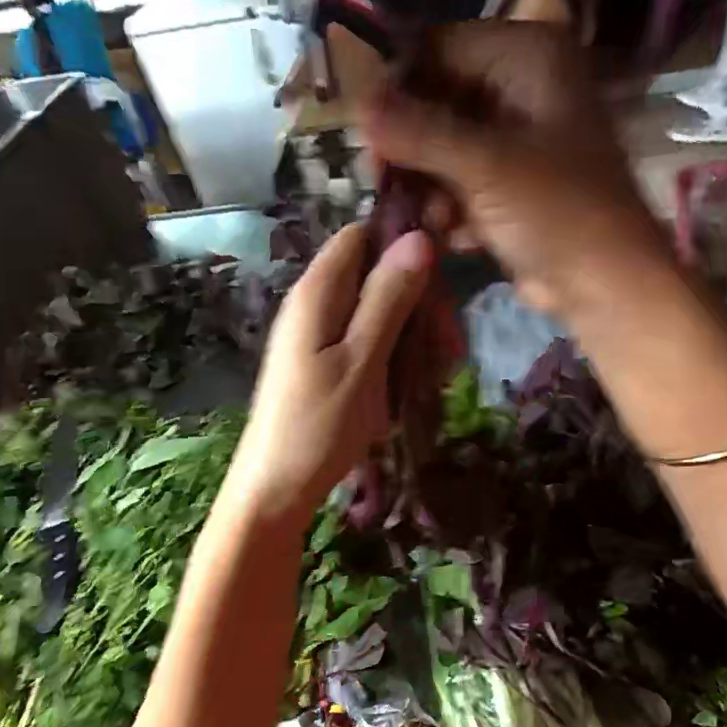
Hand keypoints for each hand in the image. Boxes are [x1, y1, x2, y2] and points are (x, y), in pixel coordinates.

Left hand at [221, 224, 434, 526]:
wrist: (275, 489)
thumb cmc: (317, 427)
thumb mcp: (361, 361)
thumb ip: (387, 299)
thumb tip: (418, 237)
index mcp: (317, 293)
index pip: (362, 236)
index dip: (403, 246)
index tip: (442, 281)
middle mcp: (314, 306)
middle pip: (375, 277)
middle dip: (418, 305)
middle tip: (451, 348)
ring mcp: (317, 338)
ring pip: (376, 315)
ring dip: (412, 338)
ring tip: (439, 376)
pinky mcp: (323, 366)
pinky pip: (365, 346)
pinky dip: (393, 361)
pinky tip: (413, 390)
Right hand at [363, 21, 673, 316]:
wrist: (603, 284)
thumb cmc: (557, 212)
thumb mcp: (485, 166)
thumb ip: (418, 132)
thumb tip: (358, 106)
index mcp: (527, 57)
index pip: (440, 48)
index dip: (399, 88)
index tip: (369, 137)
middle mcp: (521, 88)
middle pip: (437, 101)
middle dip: (412, 150)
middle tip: (387, 185)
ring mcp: (515, 140)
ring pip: (442, 149)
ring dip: (430, 188)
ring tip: (435, 220)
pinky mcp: (508, 186)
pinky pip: (458, 183)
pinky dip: (450, 210)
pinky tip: (455, 236)